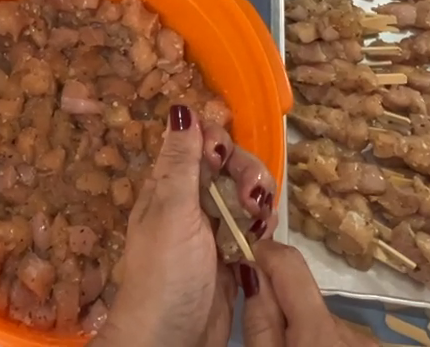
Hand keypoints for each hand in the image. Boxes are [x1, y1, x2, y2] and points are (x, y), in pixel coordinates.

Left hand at [94, 105, 280, 346]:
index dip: (216, 141)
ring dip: (256, 199)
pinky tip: (263, 238)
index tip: (222, 158)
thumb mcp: (171, 210)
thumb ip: (180, 160)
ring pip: (243, 194)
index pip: (198, 141)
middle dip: (245, 172)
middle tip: (248, 199)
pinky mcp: (232, 257)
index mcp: (168, 183)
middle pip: (228, 165)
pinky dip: (262, 228)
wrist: (170, 343)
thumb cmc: (166, 273)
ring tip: (258, 221)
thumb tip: (180, 106)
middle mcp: (190, 200)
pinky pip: (253, 228)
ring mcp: (212, 229)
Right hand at [240, 240, 380, 346]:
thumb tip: (250, 266)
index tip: (241, 260)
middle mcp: (351, 328)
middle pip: (303, 293)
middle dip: (280, 302)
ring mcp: (369, 342)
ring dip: (302, 328)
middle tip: (262, 330)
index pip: (289, 261)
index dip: (262, 252)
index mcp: (321, 330)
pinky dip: (321, 342)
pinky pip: (338, 335)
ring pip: (319, 316)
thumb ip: (260, 322)